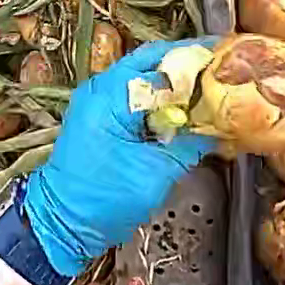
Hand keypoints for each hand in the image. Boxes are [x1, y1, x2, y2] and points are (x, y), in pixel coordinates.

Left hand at [22, 38, 219, 275]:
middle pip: (151, 60)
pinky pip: (133, 92)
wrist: (60, 225)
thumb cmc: (104, 200)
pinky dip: (158, 93)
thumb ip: (190, 143)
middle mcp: (101, 88)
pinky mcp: (99, 113)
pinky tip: (182, 103)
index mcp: (111, 95)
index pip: (160, 63)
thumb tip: (221, 125)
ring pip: (142, 74)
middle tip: (218, 66)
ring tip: (207, 81)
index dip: (195, 60)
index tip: (224, 59)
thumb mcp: (156, 174)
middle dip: (186, 62)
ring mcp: (97, 99)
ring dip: (173, 77)